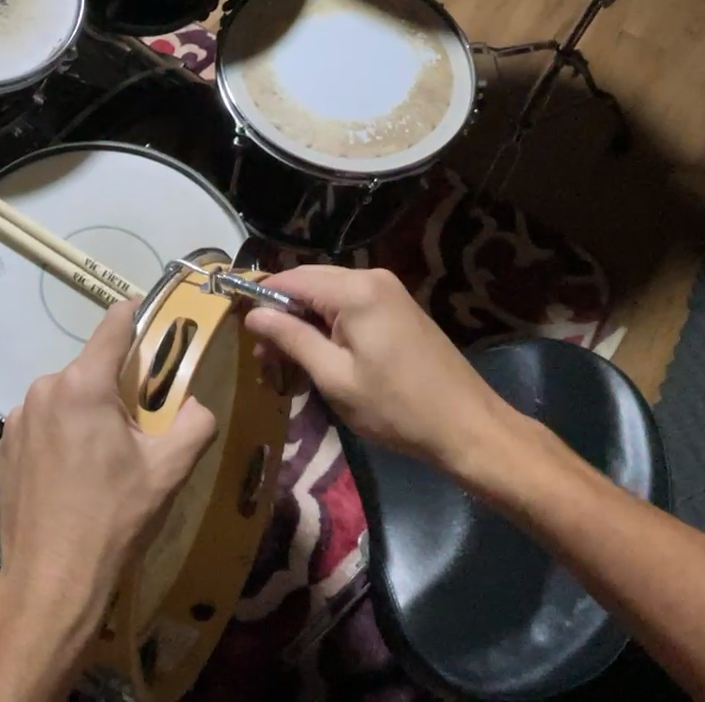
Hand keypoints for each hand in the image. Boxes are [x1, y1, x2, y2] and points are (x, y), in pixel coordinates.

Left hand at [0, 299, 218, 606]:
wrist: (50, 582)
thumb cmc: (114, 518)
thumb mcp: (170, 470)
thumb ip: (196, 422)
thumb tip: (197, 404)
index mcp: (83, 384)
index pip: (115, 323)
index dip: (139, 314)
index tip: (156, 321)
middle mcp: (43, 389)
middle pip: (92, 366)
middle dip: (118, 383)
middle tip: (139, 422)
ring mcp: (17, 419)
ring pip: (66, 396)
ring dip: (87, 411)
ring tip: (103, 457)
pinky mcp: (4, 447)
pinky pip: (43, 423)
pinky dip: (61, 435)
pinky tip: (72, 476)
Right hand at [245, 266, 507, 467]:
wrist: (467, 426)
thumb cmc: (396, 408)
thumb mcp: (335, 377)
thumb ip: (292, 339)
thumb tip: (252, 315)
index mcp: (355, 291)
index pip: (290, 280)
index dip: (259, 298)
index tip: (237, 325)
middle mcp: (371, 277)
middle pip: (309, 283)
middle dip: (282, 314)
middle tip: (262, 356)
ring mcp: (388, 290)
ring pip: (327, 295)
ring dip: (304, 323)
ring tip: (287, 364)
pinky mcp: (397, 307)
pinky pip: (349, 305)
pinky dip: (328, 326)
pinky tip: (319, 357)